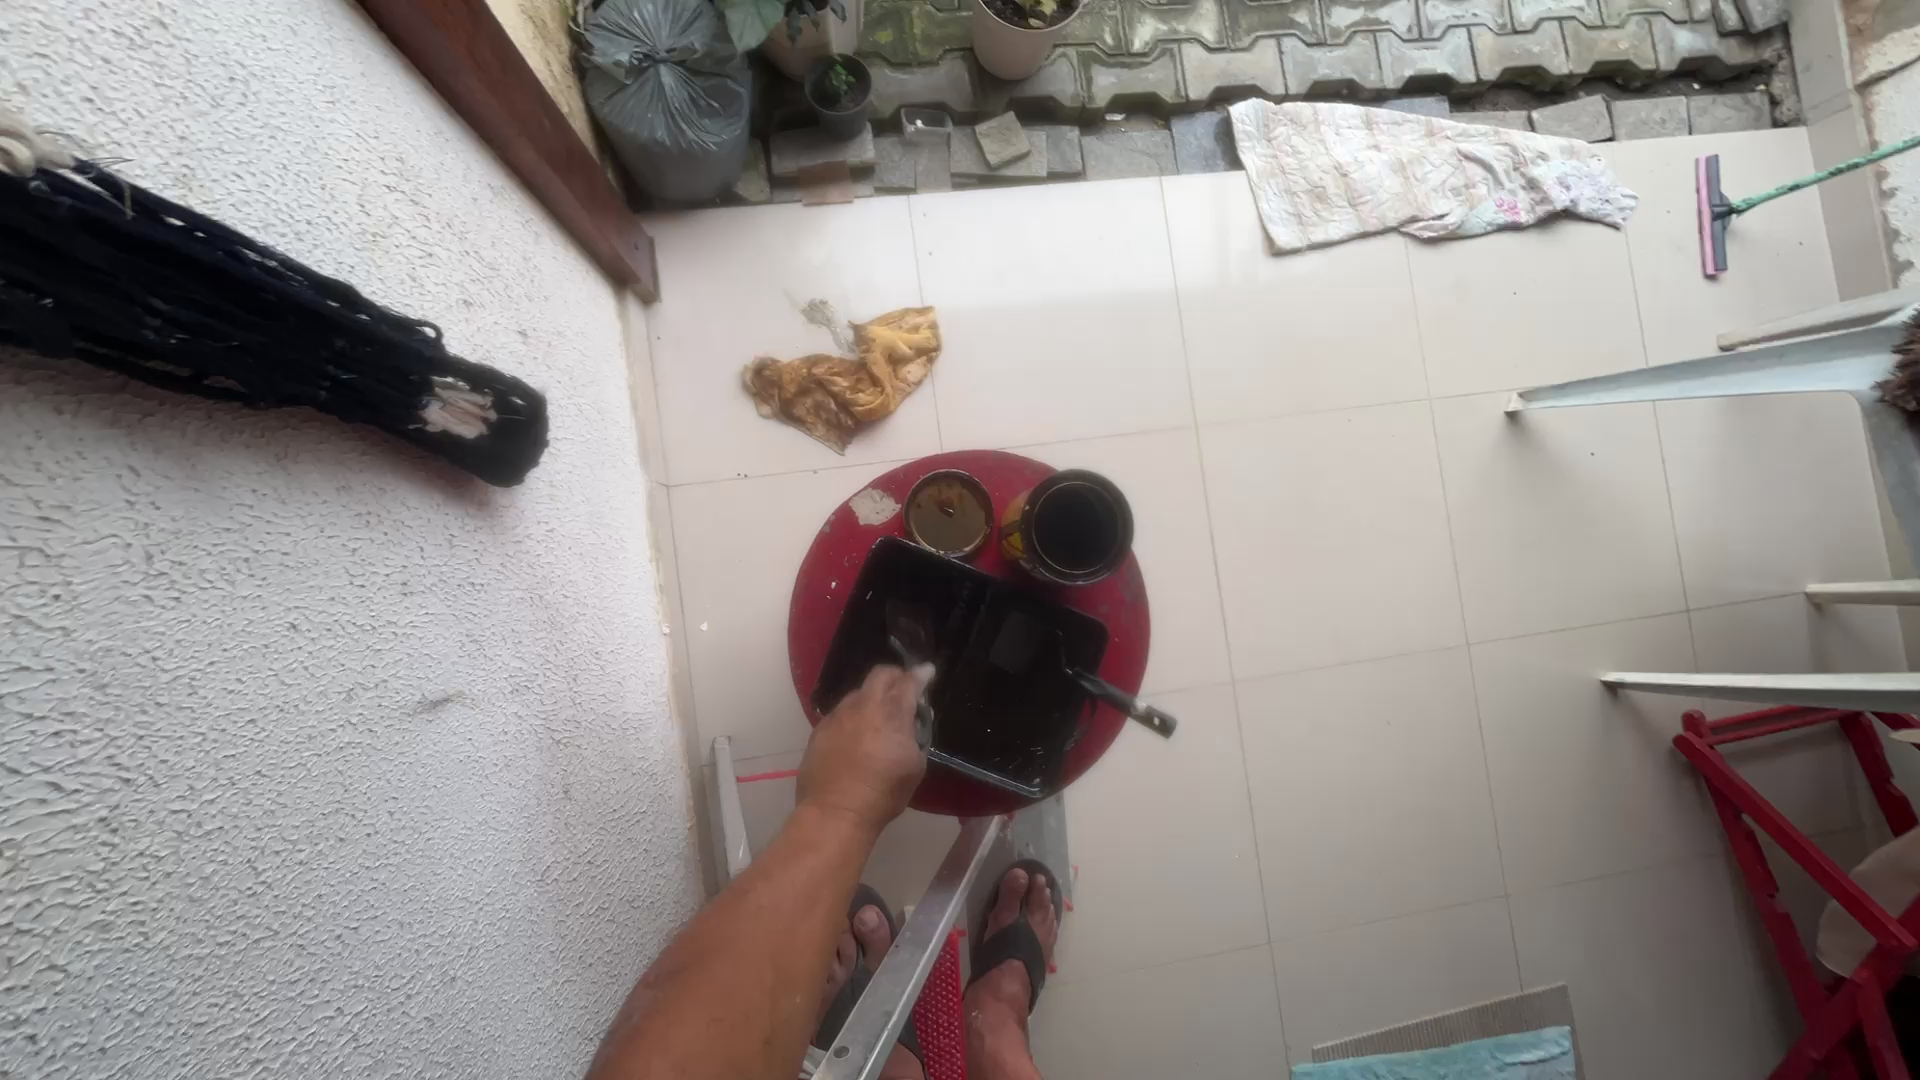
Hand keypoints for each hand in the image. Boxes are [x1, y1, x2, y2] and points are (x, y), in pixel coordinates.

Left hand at [798, 664, 930, 835]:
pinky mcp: (820, 729)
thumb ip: (915, 736)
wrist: (835, 813)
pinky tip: (854, 737)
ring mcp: (838, 715)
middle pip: (880, 674)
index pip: (909, 681)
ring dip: (871, 699)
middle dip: (895, 676)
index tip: (927, 673)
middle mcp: (864, 706)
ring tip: (876, 720)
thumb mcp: (915, 767)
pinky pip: (840, 714)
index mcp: (892, 713)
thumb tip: (911, 724)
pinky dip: (852, 717)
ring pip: (857, 693)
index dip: (921, 675)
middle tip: (902, 689)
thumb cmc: (882, 794)